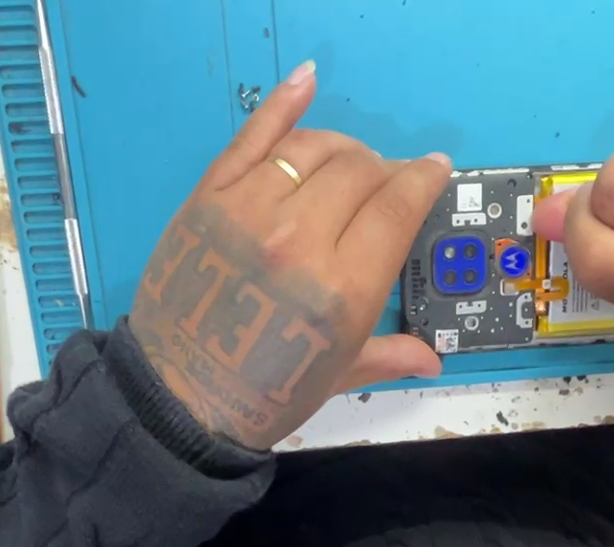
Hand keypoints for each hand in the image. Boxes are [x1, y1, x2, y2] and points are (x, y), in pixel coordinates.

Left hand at [129, 61, 452, 449]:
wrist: (180, 399)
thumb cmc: (266, 395)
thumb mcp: (335, 378)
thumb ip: (388, 355)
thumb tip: (432, 359)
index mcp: (345, 289)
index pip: (398, 206)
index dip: (423, 181)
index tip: (433, 171)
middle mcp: (303, 238)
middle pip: (361, 171)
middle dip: (385, 172)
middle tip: (384, 187)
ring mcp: (251, 210)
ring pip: (314, 149)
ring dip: (343, 148)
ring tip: (349, 164)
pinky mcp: (210, 197)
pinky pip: (252, 137)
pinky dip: (283, 104)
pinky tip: (307, 80)